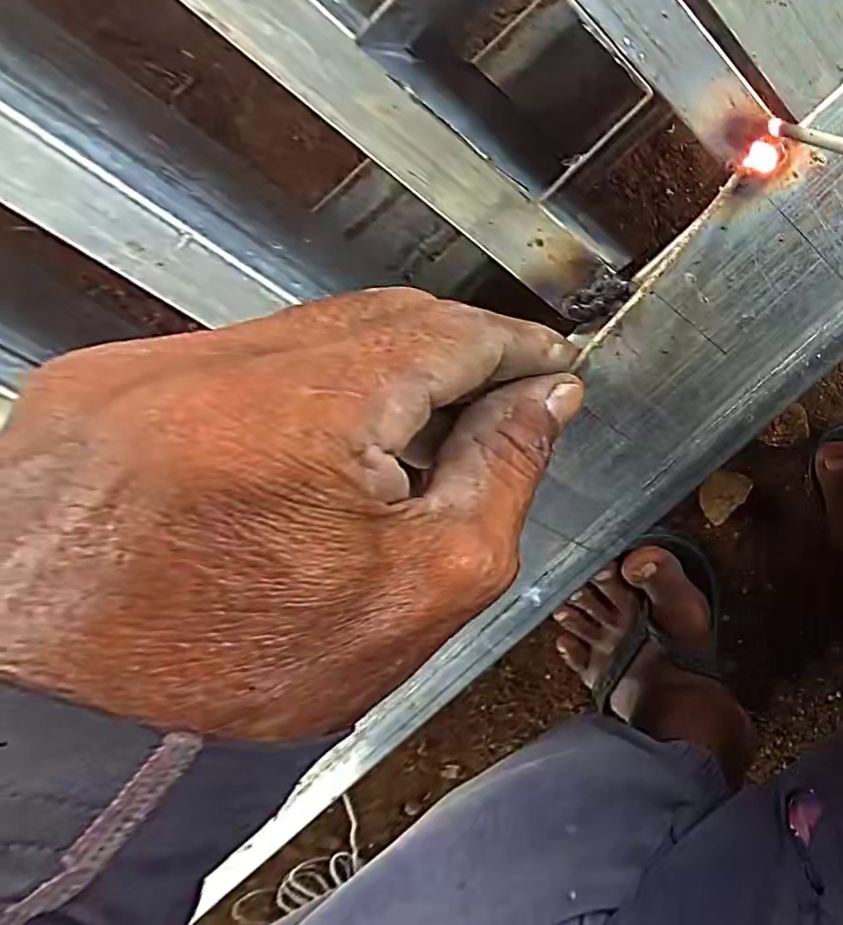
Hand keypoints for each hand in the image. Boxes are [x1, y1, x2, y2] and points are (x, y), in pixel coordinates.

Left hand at [0, 289, 582, 739]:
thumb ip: (508, 462)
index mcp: (291, 422)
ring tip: (447, 419)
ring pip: (327, 328)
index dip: (521, 343)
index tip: (556, 360)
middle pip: (388, 316)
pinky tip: (364, 432)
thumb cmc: (261, 672)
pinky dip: (337, 378)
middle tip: (519, 385)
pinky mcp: (98, 398)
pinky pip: (261, 354)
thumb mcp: (447, 569)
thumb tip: (547, 396)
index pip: (448, 336)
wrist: (68, 742)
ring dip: (407, 363)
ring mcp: (129, 381)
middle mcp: (193, 379)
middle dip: (471, 345)